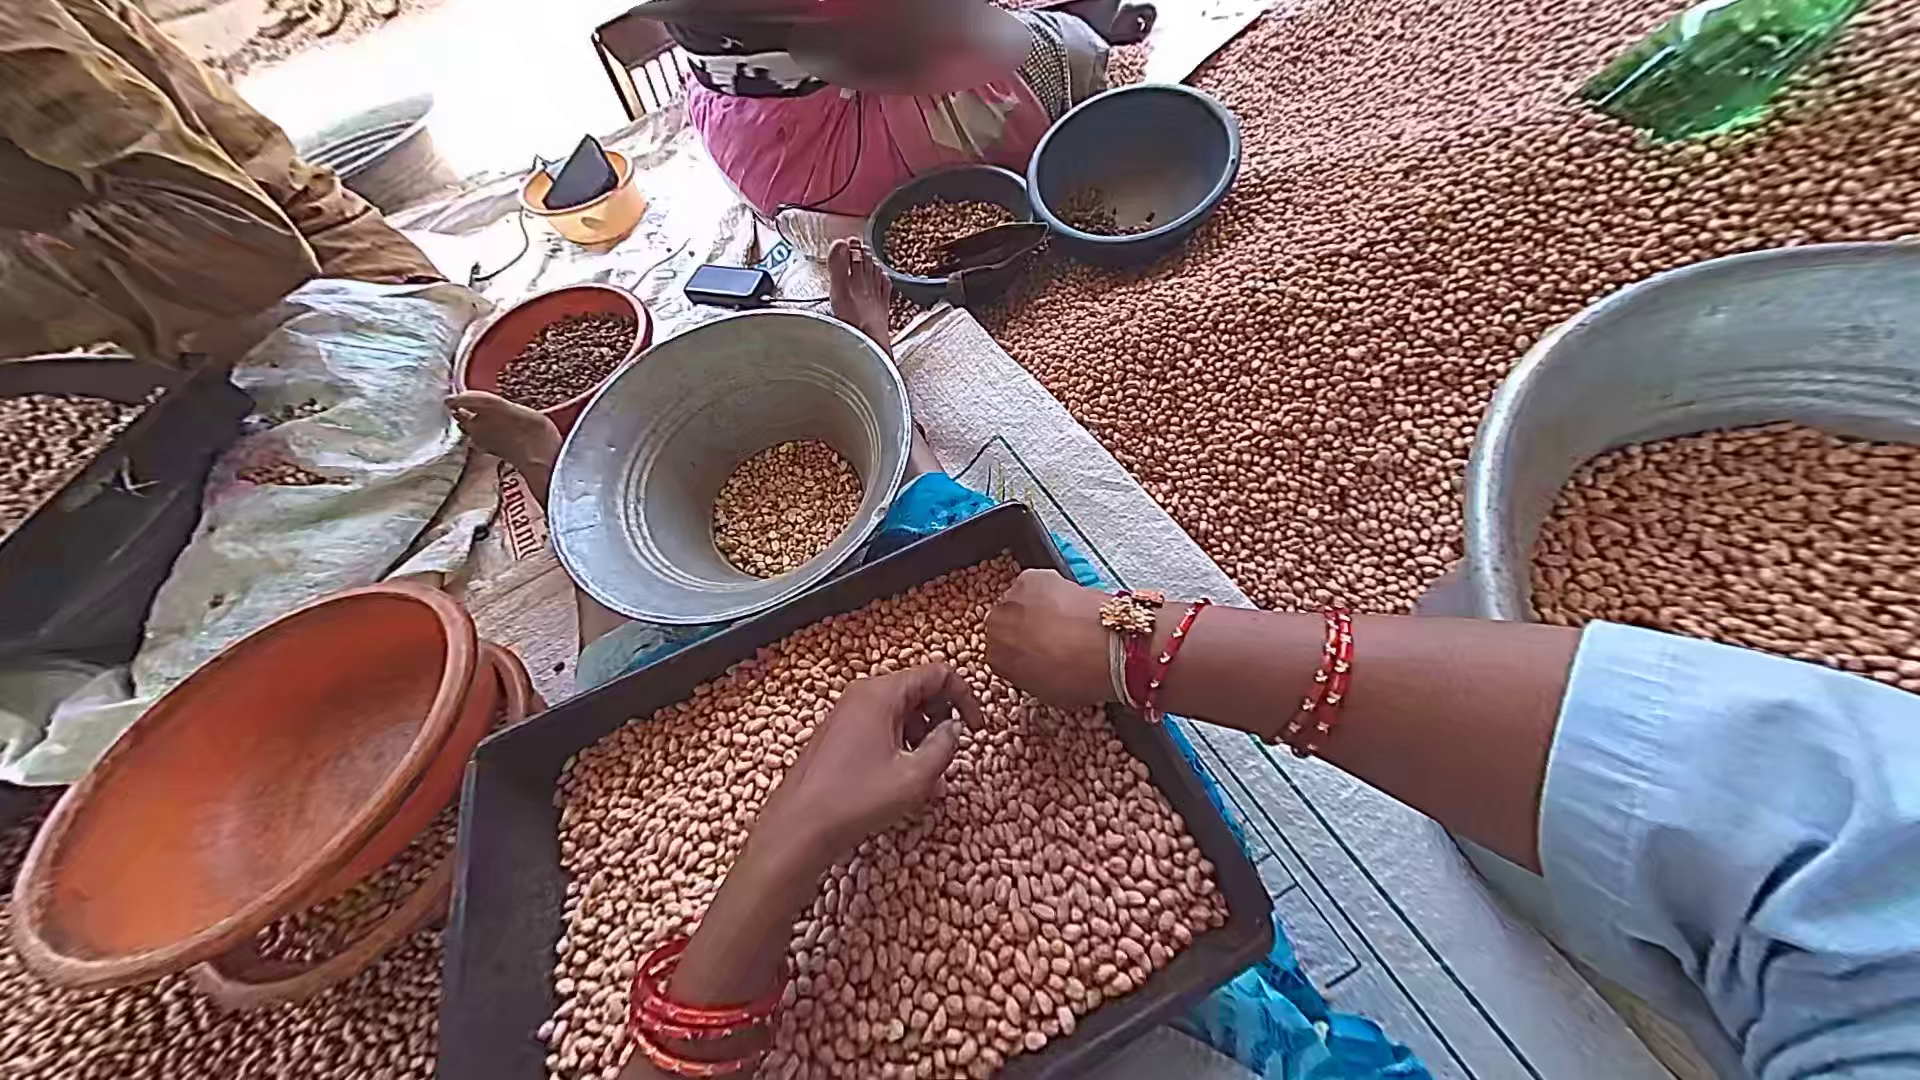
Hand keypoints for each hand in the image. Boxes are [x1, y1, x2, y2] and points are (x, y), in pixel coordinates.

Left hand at [753, 664, 984, 869]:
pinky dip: (900, 741)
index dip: (965, 697)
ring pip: (900, 709)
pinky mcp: (838, 732)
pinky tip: (902, 775)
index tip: (976, 728)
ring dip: (922, 732)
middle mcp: (863, 693)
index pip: (937, 674)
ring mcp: (847, 712)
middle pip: (918, 689)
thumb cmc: (855, 800)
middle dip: (942, 716)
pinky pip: (880, 724)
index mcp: (882, 694)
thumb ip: (944, 746)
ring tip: (927, 771)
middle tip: (951, 750)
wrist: (797, 828)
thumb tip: (954, 729)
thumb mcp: (915, 777)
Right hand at [985, 569, 1115, 706]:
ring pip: (1019, 600)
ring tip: (1063, 617)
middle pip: (1005, 622)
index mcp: (996, 658)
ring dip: (1035, 607)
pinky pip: (1035, 583)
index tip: (1034, 652)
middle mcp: (996, 625)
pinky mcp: (1031, 577)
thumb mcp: (1046, 692)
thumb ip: (1028, 674)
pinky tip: (1068, 602)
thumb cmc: (1081, 677)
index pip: (1000, 652)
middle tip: (1050, 634)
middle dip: (1024, 627)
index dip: (1020, 651)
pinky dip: (1049, 590)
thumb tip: (1034, 665)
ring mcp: (1011, 598)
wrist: (1107, 650)